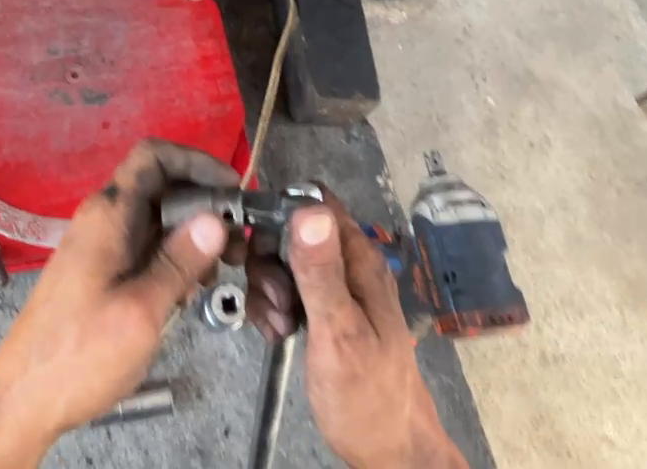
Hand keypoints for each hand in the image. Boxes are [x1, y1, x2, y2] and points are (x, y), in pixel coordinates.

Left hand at [0, 140, 236, 467]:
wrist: (23, 399)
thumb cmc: (81, 354)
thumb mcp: (142, 310)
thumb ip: (180, 261)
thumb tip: (217, 217)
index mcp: (109, 213)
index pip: (153, 155)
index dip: (196, 161)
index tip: (232, 189)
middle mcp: (104, 218)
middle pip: (161, 186)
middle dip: (204, 204)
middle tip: (239, 243)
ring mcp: (100, 244)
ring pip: (157, 218)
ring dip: (193, 235)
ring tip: (221, 270)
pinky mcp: (101, 270)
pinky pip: (145, 245)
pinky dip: (174, 256)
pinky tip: (191, 290)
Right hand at [280, 191, 467, 468]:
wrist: (387, 449)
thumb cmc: (367, 393)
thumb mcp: (339, 331)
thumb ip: (321, 272)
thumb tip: (309, 209)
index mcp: (358, 257)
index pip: (314, 201)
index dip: (280, 212)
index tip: (259, 247)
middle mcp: (347, 262)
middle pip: (290, 230)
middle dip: (269, 262)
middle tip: (277, 302)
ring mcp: (334, 286)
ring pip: (282, 261)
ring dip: (268, 290)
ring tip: (281, 327)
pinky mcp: (321, 309)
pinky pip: (284, 290)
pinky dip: (272, 308)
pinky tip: (280, 334)